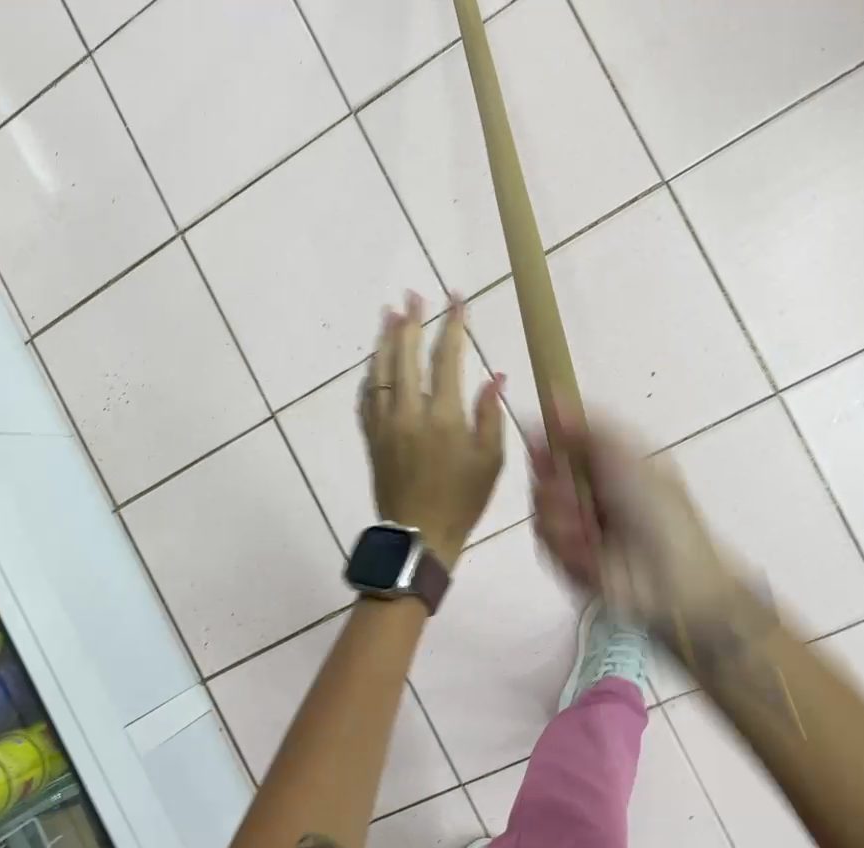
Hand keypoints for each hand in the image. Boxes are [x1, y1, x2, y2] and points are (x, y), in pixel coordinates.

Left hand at [359, 293, 506, 563]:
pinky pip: (366, 398)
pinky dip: (371, 374)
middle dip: (410, 321)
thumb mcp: (490, 461)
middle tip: (412, 294)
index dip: (452, 325)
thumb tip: (496, 376)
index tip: (456, 299)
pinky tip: (375, 361)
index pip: (447, 358)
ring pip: (380, 372)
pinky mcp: (371, 438)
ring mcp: (385, 425)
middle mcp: (409, 413)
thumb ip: (490, 415)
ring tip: (389, 314)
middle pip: (406, 356)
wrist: (419, 536)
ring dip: (385, 340)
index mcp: (443, 417)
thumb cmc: (462, 501)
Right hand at [529, 412, 758, 633]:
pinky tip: (588, 551)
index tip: (540, 448)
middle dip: (553, 485)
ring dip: (563, 519)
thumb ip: (587, 429)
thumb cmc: (658, 512)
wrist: (671, 576)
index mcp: (607, 465)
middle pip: (542, 476)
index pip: (560, 446)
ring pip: (540, 511)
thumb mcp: (628, 457)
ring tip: (590, 530)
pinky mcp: (566, 562)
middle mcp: (587, 493)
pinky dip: (567, 545)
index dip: (546, 445)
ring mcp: (576, 528)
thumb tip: (551, 398)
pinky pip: (544, 544)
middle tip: (573, 494)